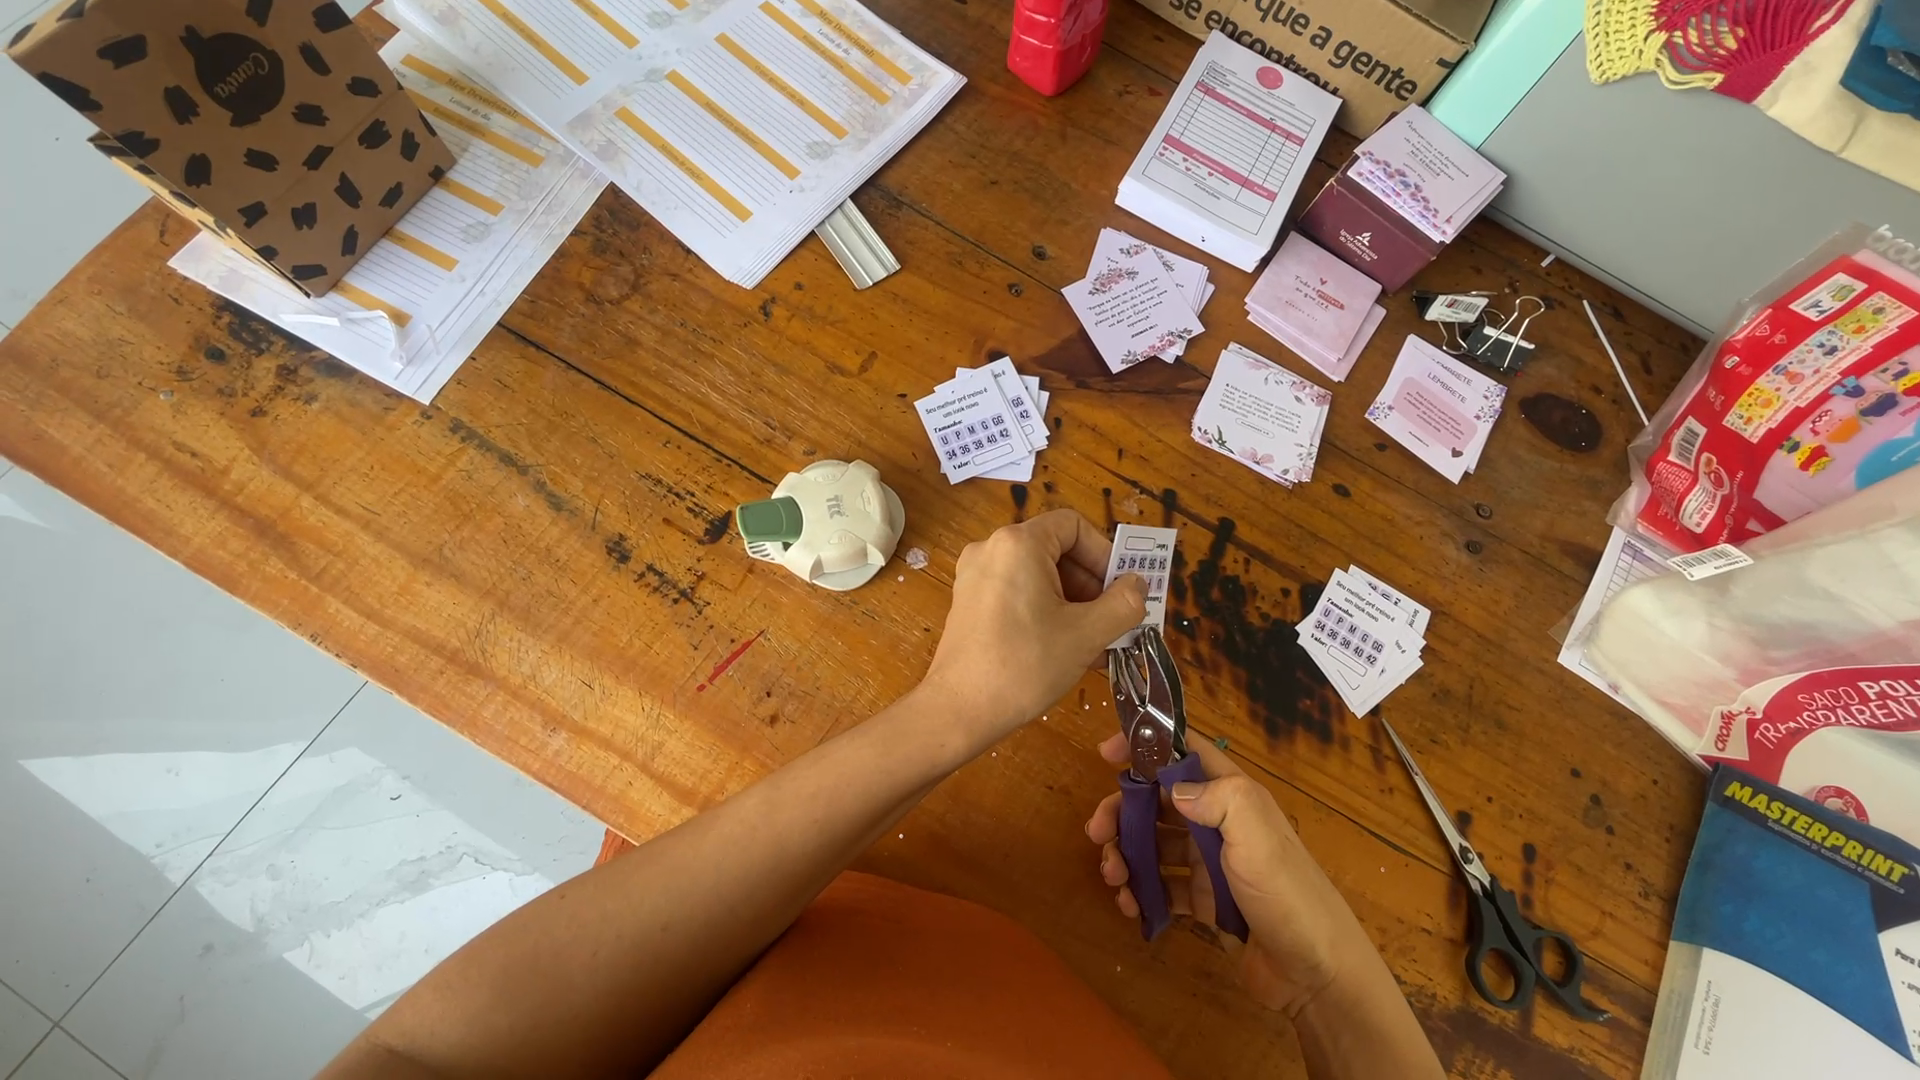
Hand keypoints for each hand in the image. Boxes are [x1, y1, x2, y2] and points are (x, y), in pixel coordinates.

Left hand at [921, 509, 1145, 738]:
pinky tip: (1067, 650)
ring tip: (1097, 644)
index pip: (1073, 526)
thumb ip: (1123, 603)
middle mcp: (991, 550)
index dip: (1104, 554)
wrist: (959, 710)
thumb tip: (1138, 584)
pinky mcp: (968, 604)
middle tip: (1114, 621)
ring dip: (1074, 605)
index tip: (1121, 590)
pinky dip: (1047, 614)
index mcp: (1018, 544)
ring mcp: (975, 578)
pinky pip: (1018, 595)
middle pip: (1056, 551)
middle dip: (1092, 585)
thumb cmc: (1025, 665)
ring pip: (1039, 577)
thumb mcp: (1086, 634)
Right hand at [1085, 737, 1373, 1016]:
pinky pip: (1162, 886)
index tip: (1106, 753)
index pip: (1185, 753)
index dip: (1146, 745)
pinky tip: (1131, 905)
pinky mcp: (1204, 901)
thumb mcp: (1257, 835)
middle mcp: (1219, 823)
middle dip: (1122, 812)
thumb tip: (1171, 789)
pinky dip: (1141, 890)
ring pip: (1154, 844)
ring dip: (1126, 854)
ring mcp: (1210, 864)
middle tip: (1096, 833)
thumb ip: (1217, 798)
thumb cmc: (1287, 894)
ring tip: (1113, 878)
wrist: (1317, 977)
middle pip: (1157, 802)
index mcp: (1234, 796)